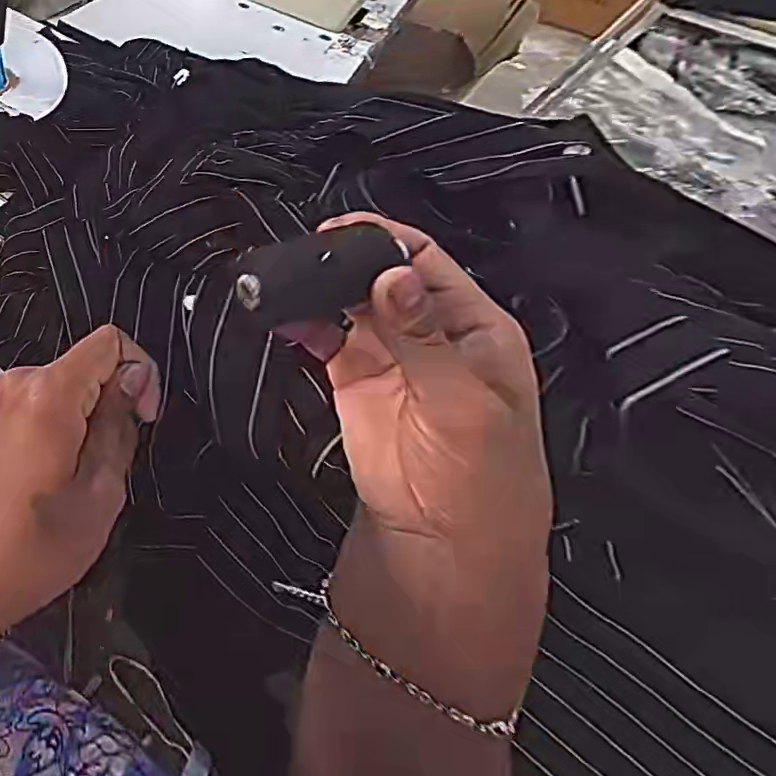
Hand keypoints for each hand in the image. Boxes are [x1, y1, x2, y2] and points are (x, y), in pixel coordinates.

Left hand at [0, 325, 161, 632]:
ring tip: (88, 462)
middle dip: (116, 395)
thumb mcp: (104, 487)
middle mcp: (20, 385)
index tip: (143, 411)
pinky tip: (69, 458)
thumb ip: (122, 421)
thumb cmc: (35, 547)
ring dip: (95, 409)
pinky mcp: (2, 410)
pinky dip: (73, 414)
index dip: (140, 370)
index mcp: (47, 396)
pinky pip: (53, 392)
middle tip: (116, 448)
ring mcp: (6, 396)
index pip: (110, 341)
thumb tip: (134, 379)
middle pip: (92, 357)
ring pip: (75, 376)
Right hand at [319, 213, 549, 560]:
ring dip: (321, 291)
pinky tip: (289, 319)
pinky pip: (322, 336)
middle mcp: (427, 333)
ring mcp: (388, 355)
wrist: (443, 542)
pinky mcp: (353, 377)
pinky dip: (302, 323)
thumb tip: (395, 280)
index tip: (347, 234)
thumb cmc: (486, 485)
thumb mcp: (463, 404)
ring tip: (295, 286)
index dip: (387, 242)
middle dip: (346, 263)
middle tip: (314, 260)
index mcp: (471, 328)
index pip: (426, 262)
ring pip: (347, 302)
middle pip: (379, 275)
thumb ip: (424, 337)